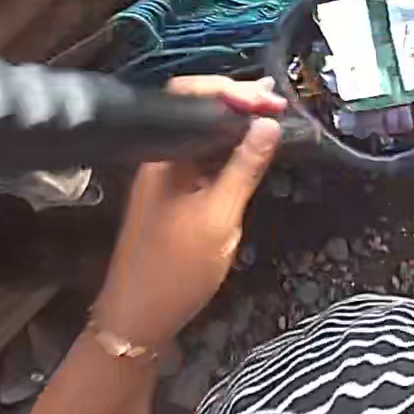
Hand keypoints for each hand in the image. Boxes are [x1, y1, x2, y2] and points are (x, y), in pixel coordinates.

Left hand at [93, 76, 284, 349]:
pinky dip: (230, 145)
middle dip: (238, 100)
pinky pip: (205, 154)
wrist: (136, 323)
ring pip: (204, 132)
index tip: (269, 98)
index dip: (232, 90)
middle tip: (276, 100)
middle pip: (198, 109)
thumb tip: (270, 124)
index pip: (192, 96)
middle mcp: (163, 155)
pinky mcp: (176, 190)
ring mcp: (169, 173)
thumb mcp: (219, 217)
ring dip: (237, 121)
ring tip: (271, 110)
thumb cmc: (175, 270)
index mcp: (165, 153)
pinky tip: (252, 143)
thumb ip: (245, 166)